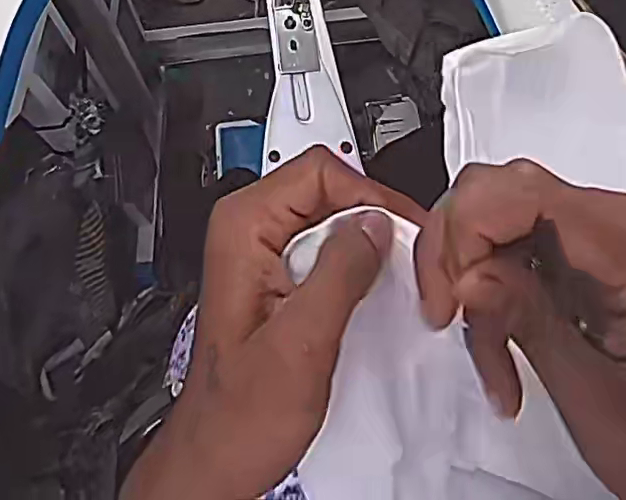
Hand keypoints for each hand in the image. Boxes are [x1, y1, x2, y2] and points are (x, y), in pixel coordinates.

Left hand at [122, 147, 427, 499]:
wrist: (219, 454)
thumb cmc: (238, 415)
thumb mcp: (299, 344)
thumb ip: (340, 273)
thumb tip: (375, 224)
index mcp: (243, 225)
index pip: (320, 171)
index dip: (368, 195)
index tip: (401, 225)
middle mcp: (248, 224)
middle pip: (328, 184)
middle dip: (372, 213)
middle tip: (407, 247)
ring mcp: (263, 242)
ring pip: (332, 209)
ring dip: (368, 235)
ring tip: (394, 268)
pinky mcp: (278, 263)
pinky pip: (328, 237)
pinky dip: (356, 254)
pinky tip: (370, 282)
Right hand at [414, 159, 625, 499]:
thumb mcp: (600, 403)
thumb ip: (532, 324)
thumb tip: (467, 272)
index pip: (522, 192)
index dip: (466, 230)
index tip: (449, 296)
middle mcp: (614, 221)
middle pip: (499, 189)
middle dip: (456, 248)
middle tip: (446, 313)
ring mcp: (597, 230)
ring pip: (494, 212)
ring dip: (470, 276)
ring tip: (488, 358)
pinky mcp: (581, 246)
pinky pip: (511, 239)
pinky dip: (490, 287)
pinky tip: (500, 347)